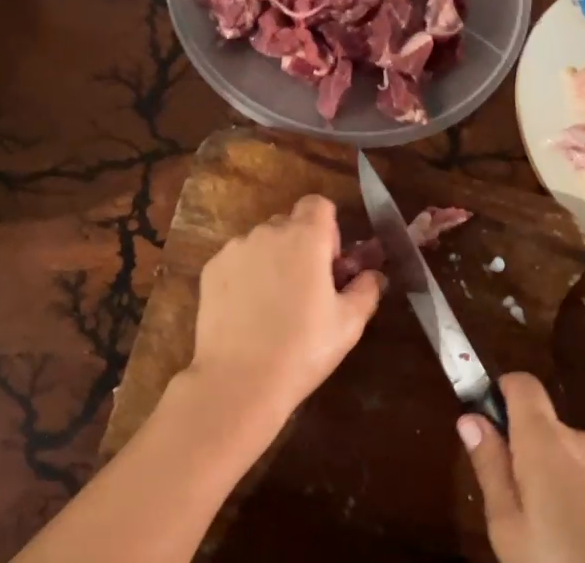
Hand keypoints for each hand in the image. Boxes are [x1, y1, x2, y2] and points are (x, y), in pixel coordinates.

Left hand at [187, 194, 384, 421]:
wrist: (239, 380)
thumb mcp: (349, 323)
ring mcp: (235, 249)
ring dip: (271, 261)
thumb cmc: (303, 349)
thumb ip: (366, 290)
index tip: (329, 265)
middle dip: (300, 247)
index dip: (328, 229)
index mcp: (306, 236)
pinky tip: (247, 314)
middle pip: (289, 224)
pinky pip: (236, 261)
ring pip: (261, 243)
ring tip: (273, 307)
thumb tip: (373, 275)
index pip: (318, 204)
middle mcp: (268, 232)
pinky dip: (245, 276)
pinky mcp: (211, 269)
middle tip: (306, 290)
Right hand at [461, 373, 584, 562]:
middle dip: (523, 449)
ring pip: (567, 453)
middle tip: (511, 501)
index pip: (524, 385)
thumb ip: (490, 466)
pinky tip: (578, 539)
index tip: (487, 423)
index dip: (502, 392)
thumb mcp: (507, 525)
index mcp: (545, 441)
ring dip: (551, 474)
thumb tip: (471, 418)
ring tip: (545, 530)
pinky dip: (578, 494)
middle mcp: (581, 442)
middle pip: (544, 424)